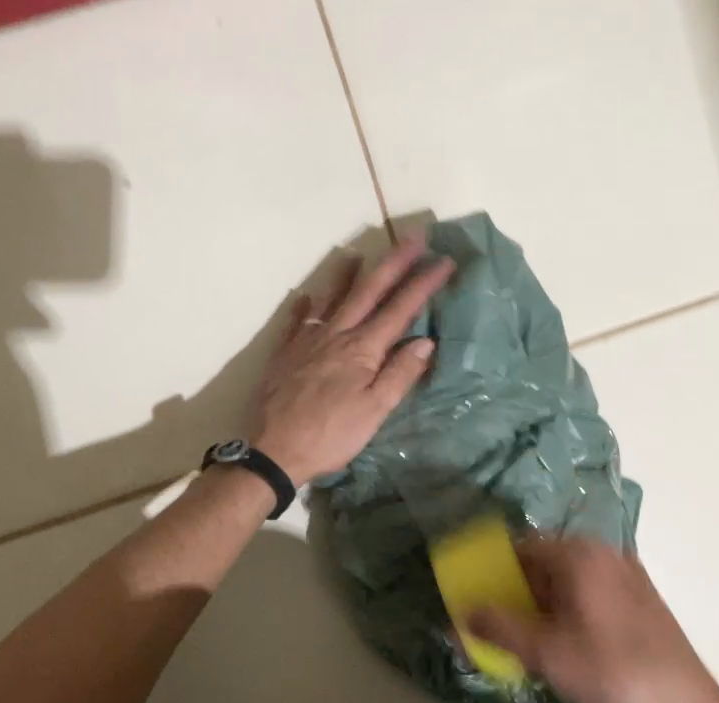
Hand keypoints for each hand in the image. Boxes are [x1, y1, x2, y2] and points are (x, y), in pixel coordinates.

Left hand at [248, 235, 455, 485]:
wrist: (274, 450)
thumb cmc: (330, 436)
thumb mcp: (374, 412)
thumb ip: (399, 375)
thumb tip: (425, 341)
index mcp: (362, 350)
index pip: (399, 309)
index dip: (423, 283)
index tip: (444, 260)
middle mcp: (335, 335)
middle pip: (367, 291)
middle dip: (393, 263)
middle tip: (413, 236)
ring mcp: (306, 341)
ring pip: (330, 298)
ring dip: (346, 275)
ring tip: (356, 253)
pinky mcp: (283, 354)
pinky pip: (295, 320)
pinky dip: (303, 305)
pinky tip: (305, 295)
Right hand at [469, 536, 718, 702]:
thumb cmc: (614, 678)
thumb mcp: (546, 654)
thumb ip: (496, 628)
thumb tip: (458, 613)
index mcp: (583, 556)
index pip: (520, 548)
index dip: (490, 573)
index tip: (471, 601)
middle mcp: (607, 557)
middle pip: (543, 567)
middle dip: (512, 596)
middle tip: (490, 633)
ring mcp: (628, 582)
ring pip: (566, 588)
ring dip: (537, 612)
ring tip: (520, 650)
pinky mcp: (640, 608)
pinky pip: (588, 603)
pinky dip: (564, 620)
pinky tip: (558, 656)